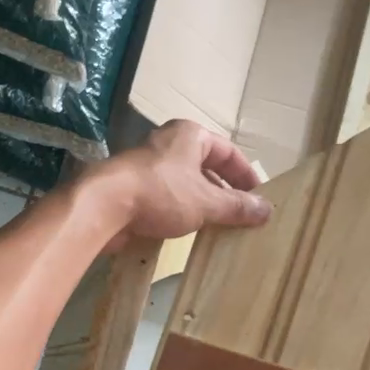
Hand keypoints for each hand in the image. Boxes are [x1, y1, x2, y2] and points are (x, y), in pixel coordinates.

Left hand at [72, 119, 270, 248]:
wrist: (103, 207)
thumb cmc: (160, 194)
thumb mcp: (206, 201)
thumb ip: (236, 206)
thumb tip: (267, 210)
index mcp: (189, 135)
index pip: (227, 152)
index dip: (245, 175)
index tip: (259, 198)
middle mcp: (167, 145)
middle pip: (205, 168)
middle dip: (223, 192)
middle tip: (240, 216)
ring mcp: (147, 169)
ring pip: (183, 186)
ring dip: (201, 205)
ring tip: (218, 228)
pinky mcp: (131, 191)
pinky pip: (164, 201)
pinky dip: (178, 214)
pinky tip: (186, 233)